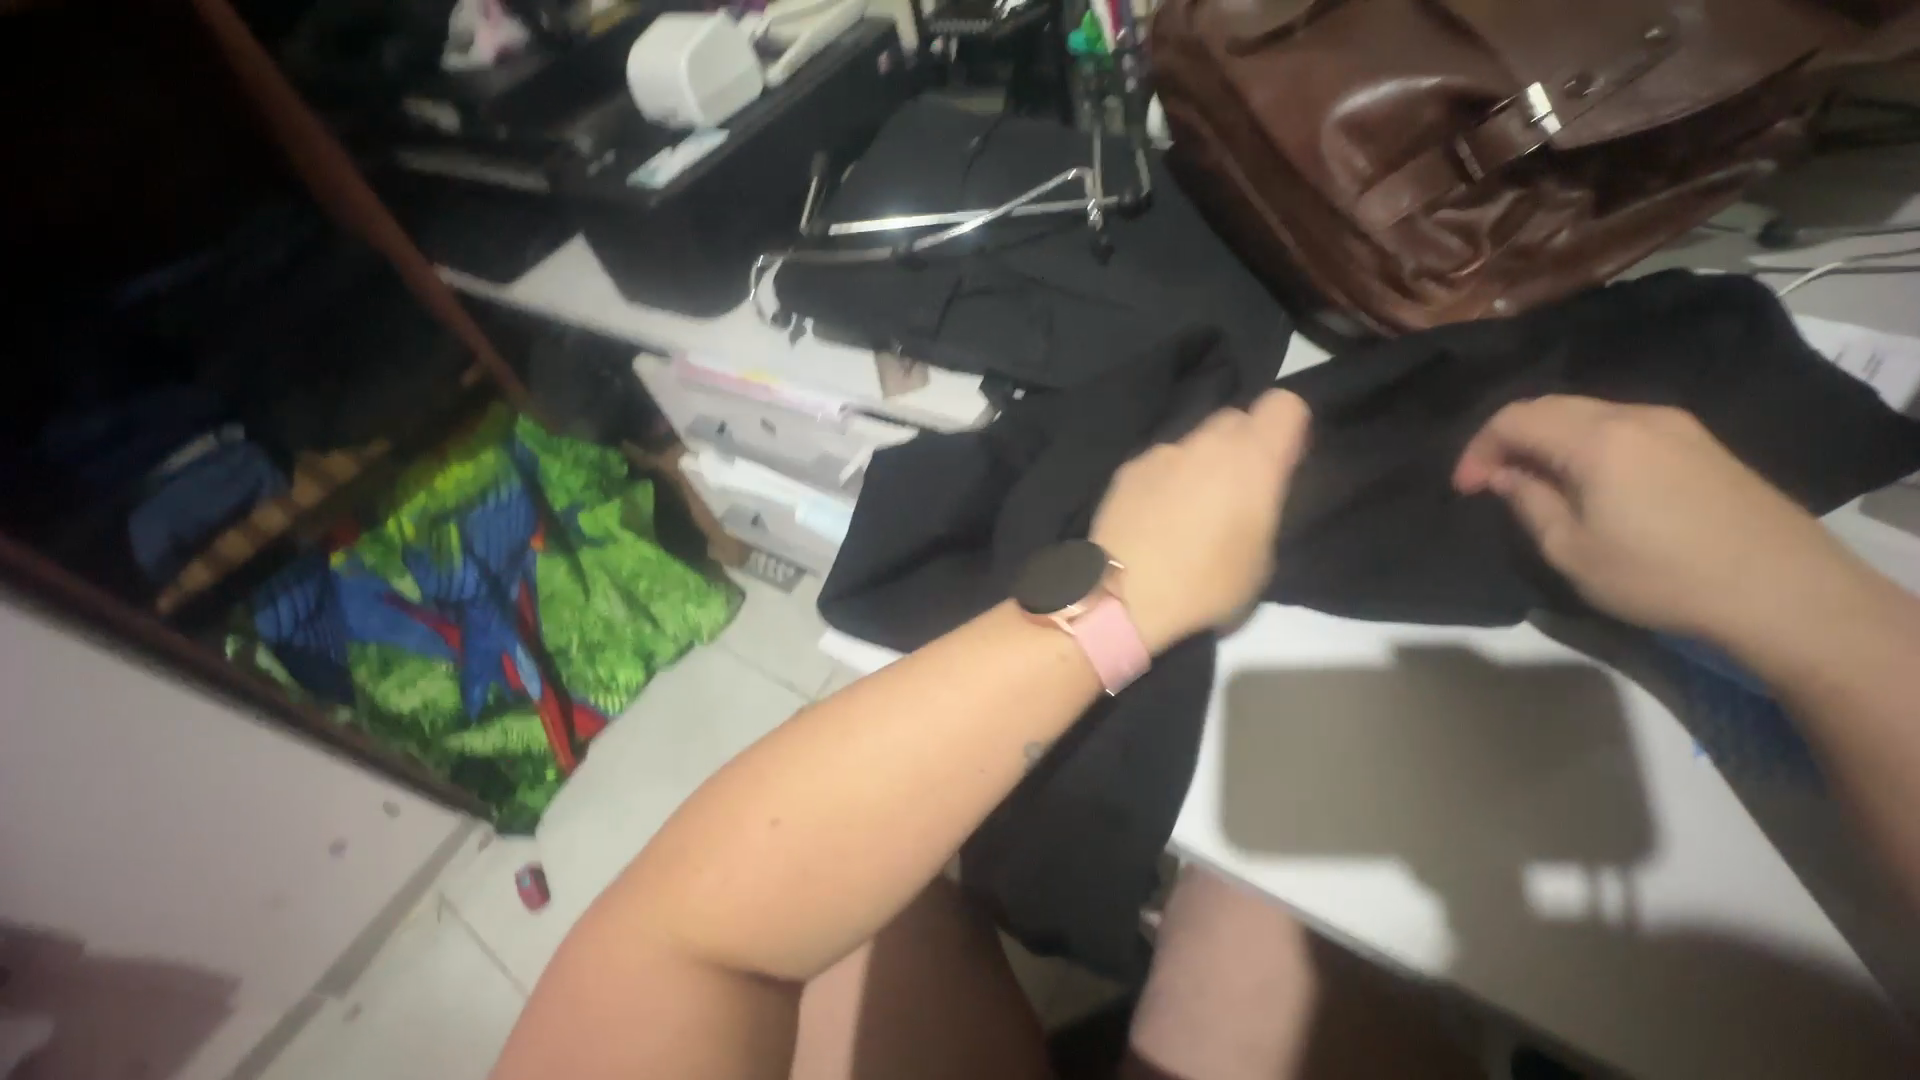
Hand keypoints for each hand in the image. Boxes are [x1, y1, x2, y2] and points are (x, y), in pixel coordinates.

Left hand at [1092, 389, 1310, 652]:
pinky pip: (1160, 462)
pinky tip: (1154, 515)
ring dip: (1201, 463)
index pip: (1284, 405)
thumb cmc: (1205, 583)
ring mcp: (1162, 452)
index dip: (1288, 427)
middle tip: (1238, 489)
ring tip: (1190, 508)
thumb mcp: (1261, 557)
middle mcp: (1207, 443)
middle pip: (1236, 419)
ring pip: (1194, 442)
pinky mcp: (1128, 468)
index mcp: (1253, 459)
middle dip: (1243, 444)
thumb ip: (1266, 505)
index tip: (1283, 458)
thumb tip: (1261, 488)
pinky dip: (1165, 479)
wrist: (1123, 595)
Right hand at [1453, 395, 1864, 640]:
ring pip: (1587, 414)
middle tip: (1491, 483)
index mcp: (1597, 438)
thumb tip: (1506, 476)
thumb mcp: (1571, 549)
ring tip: (1534, 485)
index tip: (1466, 489)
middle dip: (1509, 440)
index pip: (1514, 418)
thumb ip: (1529, 502)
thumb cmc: (1660, 574)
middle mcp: (1636, 416)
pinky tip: (1586, 483)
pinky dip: (1585, 445)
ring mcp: (1676, 427)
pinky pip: (1622, 428)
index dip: (1478, 449)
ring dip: (1548, 441)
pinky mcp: (1701, 445)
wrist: (1784, 592)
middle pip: (1550, 407)